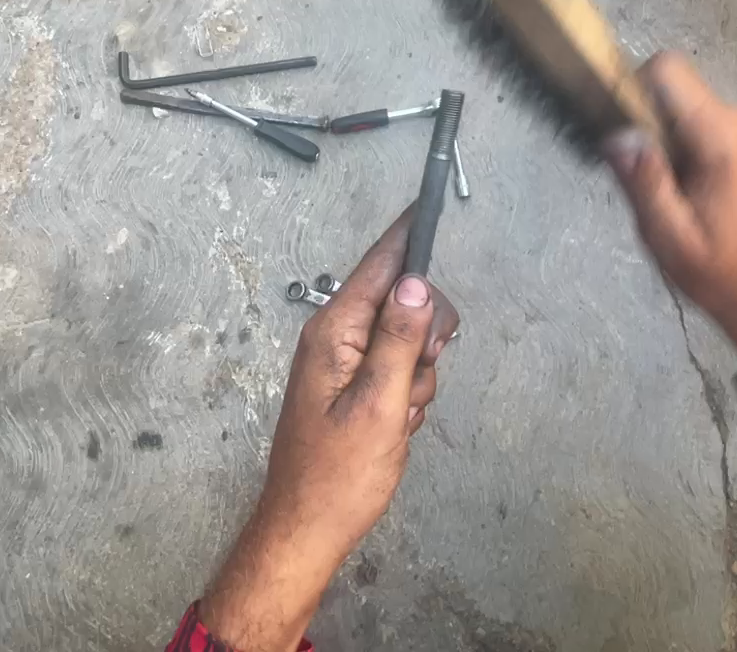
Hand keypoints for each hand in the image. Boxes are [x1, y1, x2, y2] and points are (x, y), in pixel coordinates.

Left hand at [201, 210, 457, 650]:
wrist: (307, 531)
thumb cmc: (338, 474)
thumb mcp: (379, 404)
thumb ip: (400, 339)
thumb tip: (416, 282)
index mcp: (335, 330)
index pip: (379, 265)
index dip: (408, 236)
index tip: (429, 205)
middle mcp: (338, 334)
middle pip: (403, 300)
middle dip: (425, 335)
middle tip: (419, 375)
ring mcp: (347, 359)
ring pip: (409, 337)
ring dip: (419, 373)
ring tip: (400, 414)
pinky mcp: (358, 381)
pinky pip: (402, 365)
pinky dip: (411, 390)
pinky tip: (396, 422)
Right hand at [604, 53, 736, 371]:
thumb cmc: (721, 274)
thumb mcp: (668, 235)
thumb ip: (642, 179)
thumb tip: (615, 133)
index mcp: (725, 138)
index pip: (670, 70)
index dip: (635, 89)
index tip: (624, 131)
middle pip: (679, 91)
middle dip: (653, 126)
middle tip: (651, 181)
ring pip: (693, 108)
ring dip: (672, 140)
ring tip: (676, 192)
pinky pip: (713, 123)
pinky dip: (693, 146)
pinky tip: (697, 191)